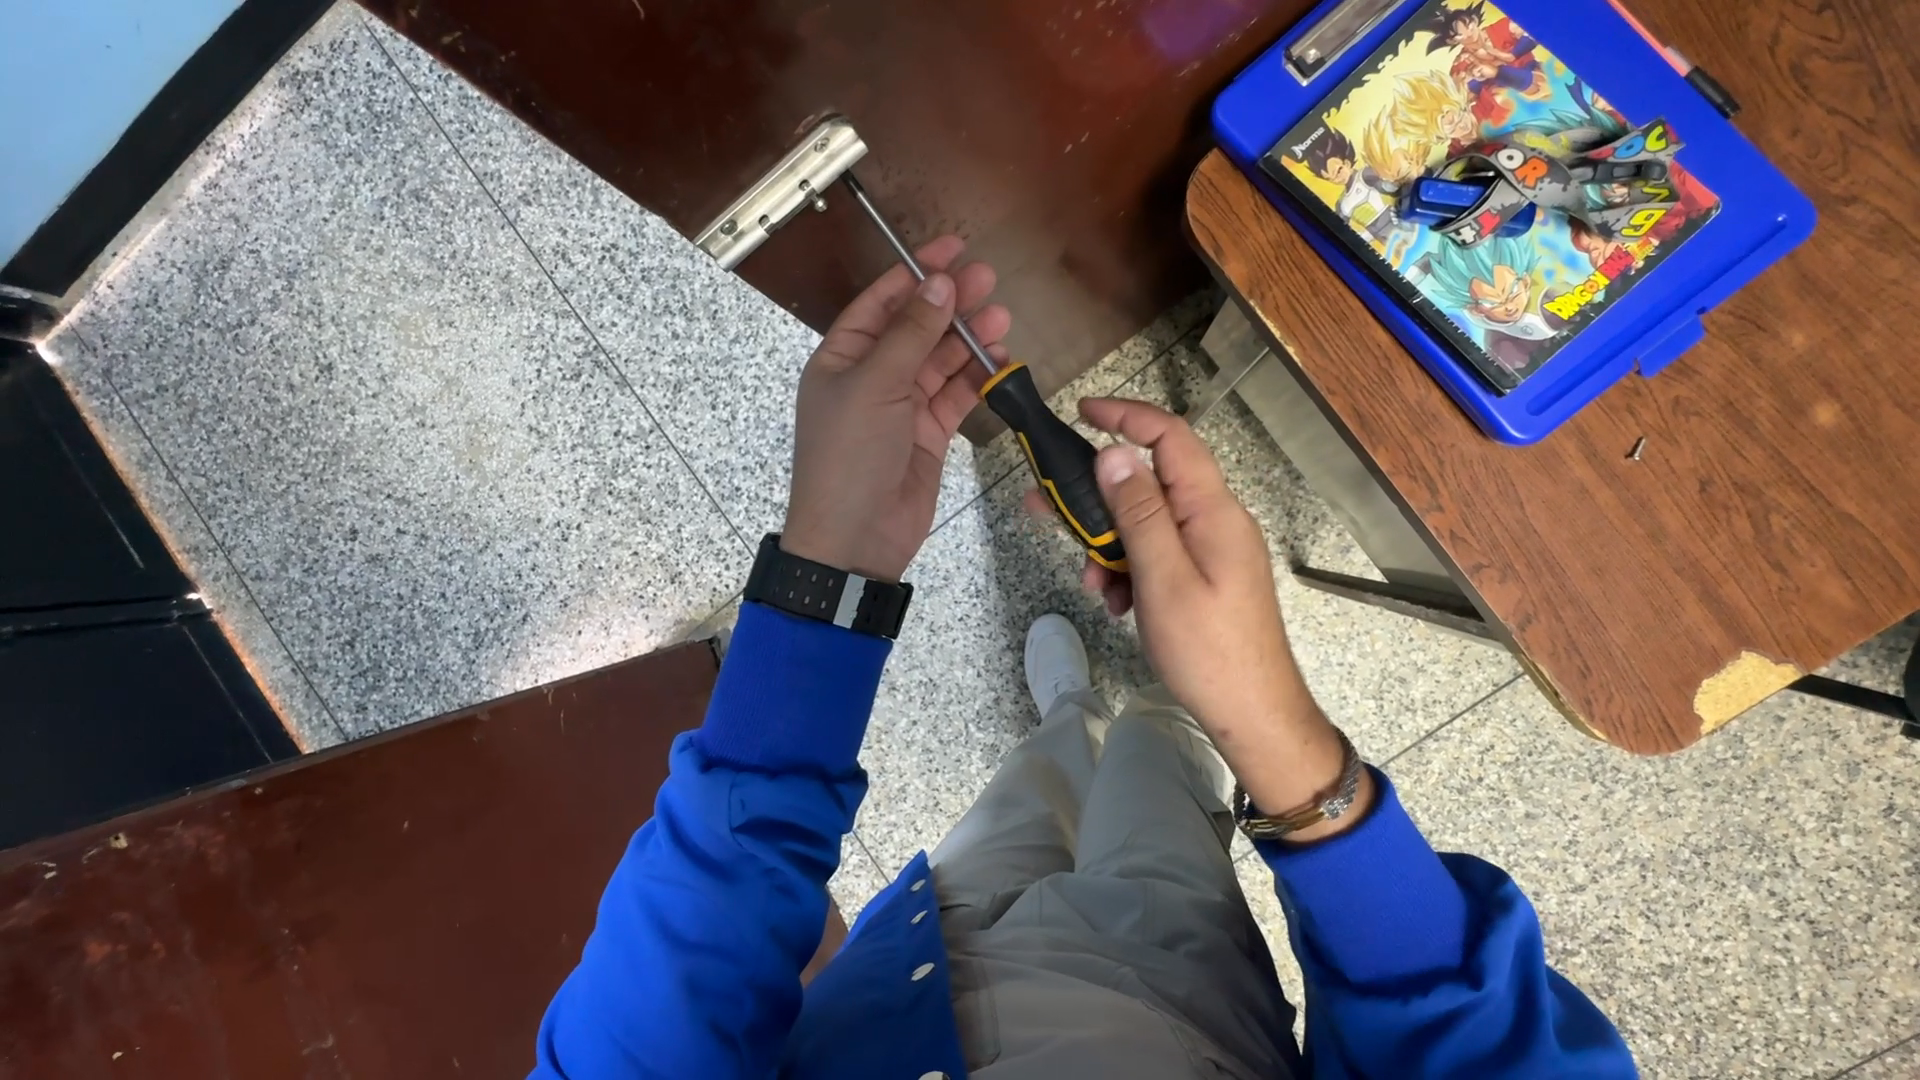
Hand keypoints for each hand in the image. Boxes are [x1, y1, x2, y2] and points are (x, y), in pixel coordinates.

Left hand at [782, 236, 1008, 581]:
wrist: (856, 537)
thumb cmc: (850, 456)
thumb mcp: (875, 386)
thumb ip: (911, 335)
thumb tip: (940, 284)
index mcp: (842, 357)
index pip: (881, 302)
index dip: (915, 273)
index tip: (953, 248)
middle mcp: (872, 376)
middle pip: (916, 328)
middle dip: (951, 304)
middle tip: (989, 280)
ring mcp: (902, 406)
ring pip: (941, 361)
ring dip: (969, 340)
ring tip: (1001, 318)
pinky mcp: (929, 433)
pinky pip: (956, 396)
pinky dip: (977, 379)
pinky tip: (1001, 361)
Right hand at [1027, 398, 1370, 836]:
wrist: (1253, 713)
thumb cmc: (1207, 650)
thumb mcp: (1163, 579)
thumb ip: (1138, 513)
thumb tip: (1113, 453)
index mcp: (1213, 510)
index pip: (1170, 438)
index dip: (1126, 416)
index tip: (1081, 412)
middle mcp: (1215, 519)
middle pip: (1150, 482)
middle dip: (1098, 497)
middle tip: (1048, 508)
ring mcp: (1212, 549)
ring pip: (1147, 523)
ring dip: (1110, 545)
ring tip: (1094, 584)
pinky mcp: (1205, 575)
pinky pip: (1158, 555)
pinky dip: (1130, 570)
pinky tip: (1118, 603)